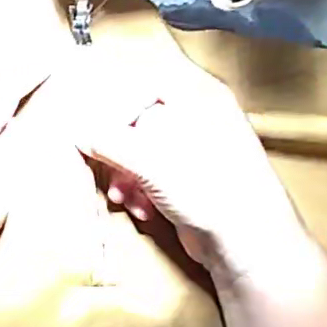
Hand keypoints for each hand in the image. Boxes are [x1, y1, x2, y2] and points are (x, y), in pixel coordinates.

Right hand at [77, 64, 316, 287]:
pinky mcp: (191, 183)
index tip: (90, 128)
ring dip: (125, 177)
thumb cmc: (215, 190)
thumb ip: (110, 142)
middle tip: (106, 167)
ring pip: (142, 154)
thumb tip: (80, 133)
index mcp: (198, 98)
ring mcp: (195, 153)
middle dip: (117, 152)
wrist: (245, 242)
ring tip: (123, 195)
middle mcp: (199, 120)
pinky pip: (152, 178)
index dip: (113, 106)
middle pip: (138, 123)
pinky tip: (141, 208)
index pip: (143, 85)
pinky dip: (140, 192)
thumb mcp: (151, 160)